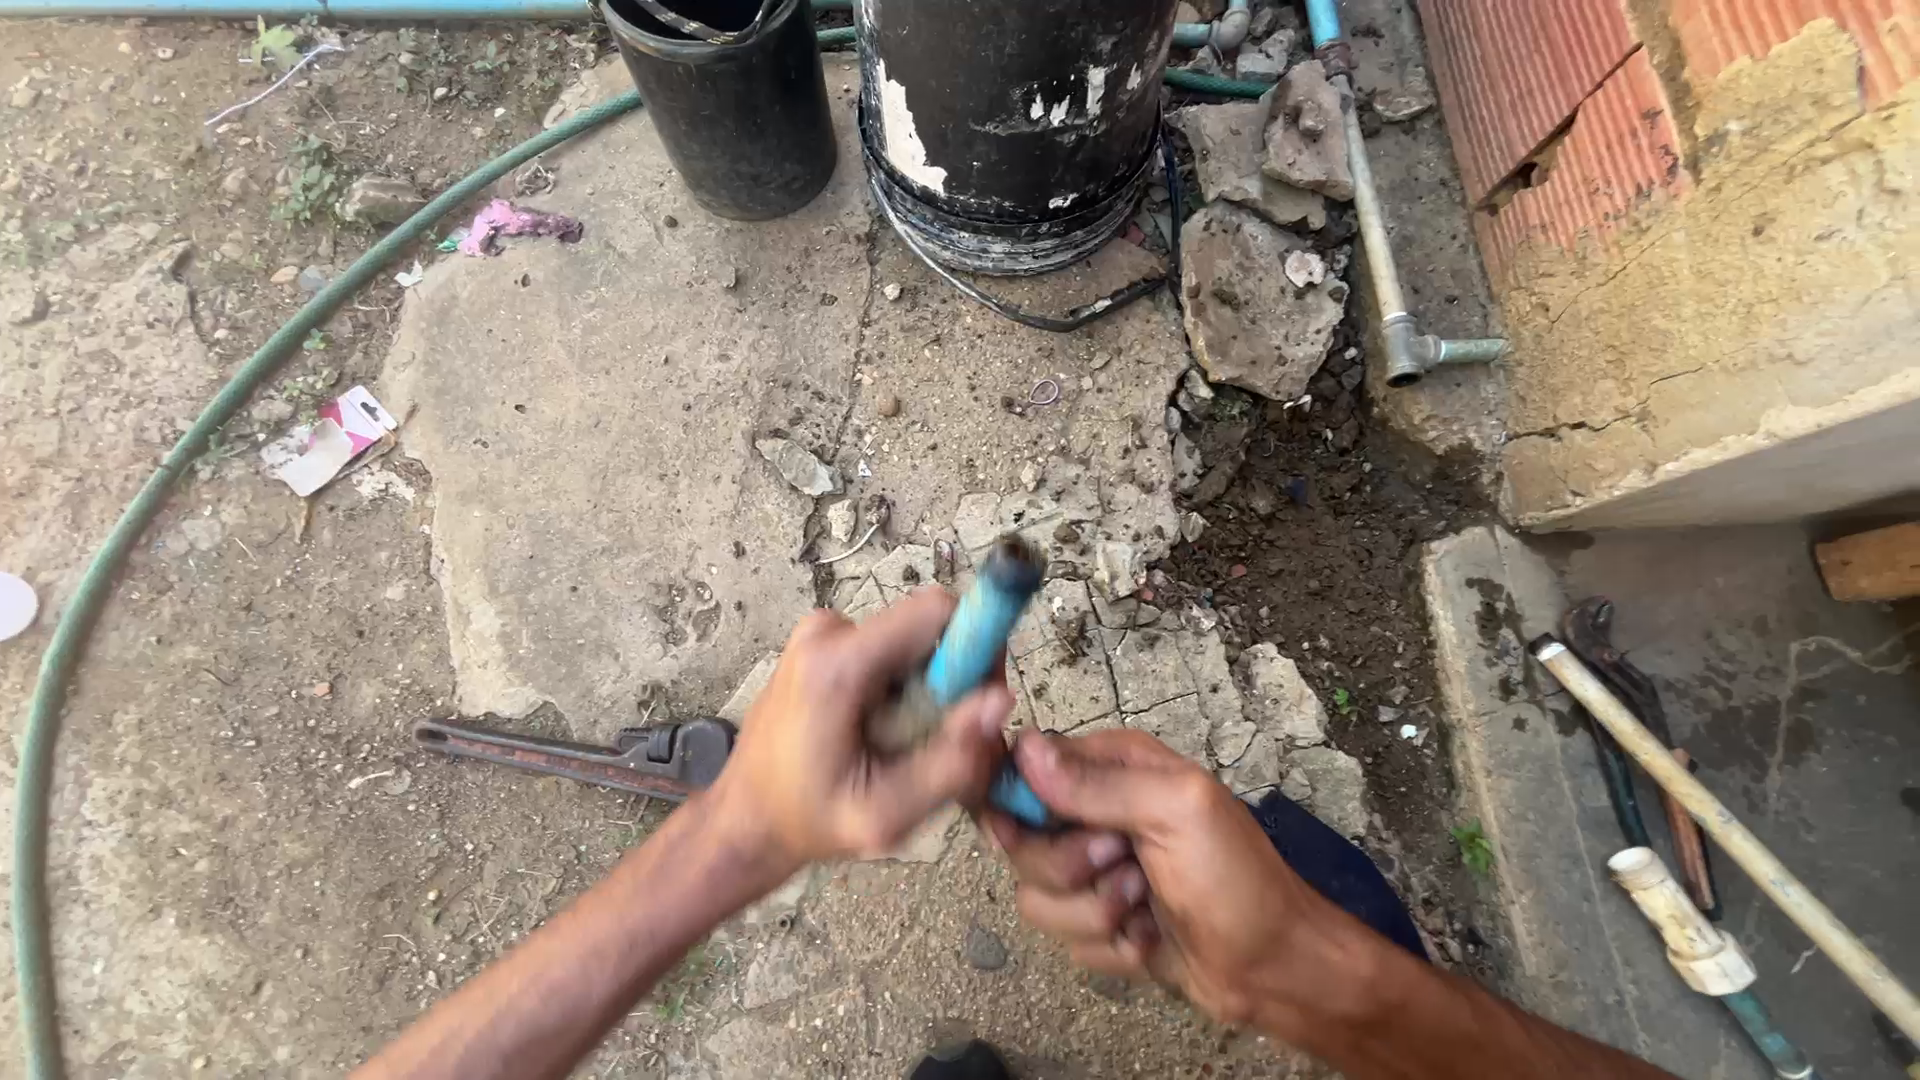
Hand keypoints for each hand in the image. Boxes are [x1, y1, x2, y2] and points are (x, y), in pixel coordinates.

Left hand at [711, 587, 1012, 872]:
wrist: (744, 819)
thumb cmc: (806, 821)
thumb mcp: (884, 815)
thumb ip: (949, 762)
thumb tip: (1001, 699)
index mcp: (839, 663)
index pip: (937, 610)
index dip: (976, 645)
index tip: (977, 698)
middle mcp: (828, 630)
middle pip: (928, 628)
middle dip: (950, 680)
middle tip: (933, 740)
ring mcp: (822, 631)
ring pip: (912, 642)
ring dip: (924, 688)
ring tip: (898, 744)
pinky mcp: (823, 641)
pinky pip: (889, 649)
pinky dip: (900, 686)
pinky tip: (878, 731)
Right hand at [983, 731, 1372, 1036]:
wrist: (1275, 968)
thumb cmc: (1235, 877)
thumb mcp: (1176, 811)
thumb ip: (1097, 783)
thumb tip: (1022, 747)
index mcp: (1110, 766)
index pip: (1025, 767)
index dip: (1014, 799)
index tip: (1030, 828)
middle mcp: (1091, 811)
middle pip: (1019, 839)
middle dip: (1068, 866)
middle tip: (1123, 864)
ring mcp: (1091, 870)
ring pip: (1035, 895)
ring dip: (1094, 912)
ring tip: (1144, 905)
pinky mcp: (1096, 919)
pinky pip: (1063, 936)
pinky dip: (1109, 946)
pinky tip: (1149, 938)